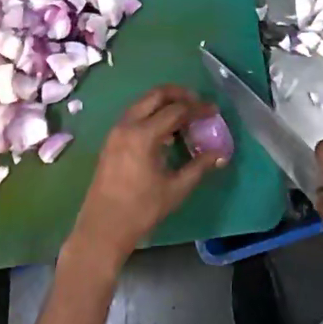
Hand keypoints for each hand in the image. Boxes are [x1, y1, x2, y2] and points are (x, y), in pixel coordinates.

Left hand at [67, 85, 225, 268]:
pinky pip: (134, 115)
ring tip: (184, 116)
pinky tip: (165, 131)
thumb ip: (199, 166)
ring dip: (164, 103)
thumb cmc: (141, 210)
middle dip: (179, 94)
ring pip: (143, 103)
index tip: (214, 111)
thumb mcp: (176, 189)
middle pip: (156, 95)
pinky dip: (152, 113)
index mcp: (143, 135)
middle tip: (198, 103)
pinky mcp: (111, 140)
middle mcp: (127, 125)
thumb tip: (220, 154)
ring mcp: (116, 131)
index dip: (198, 108)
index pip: (176, 110)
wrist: (102, 229)